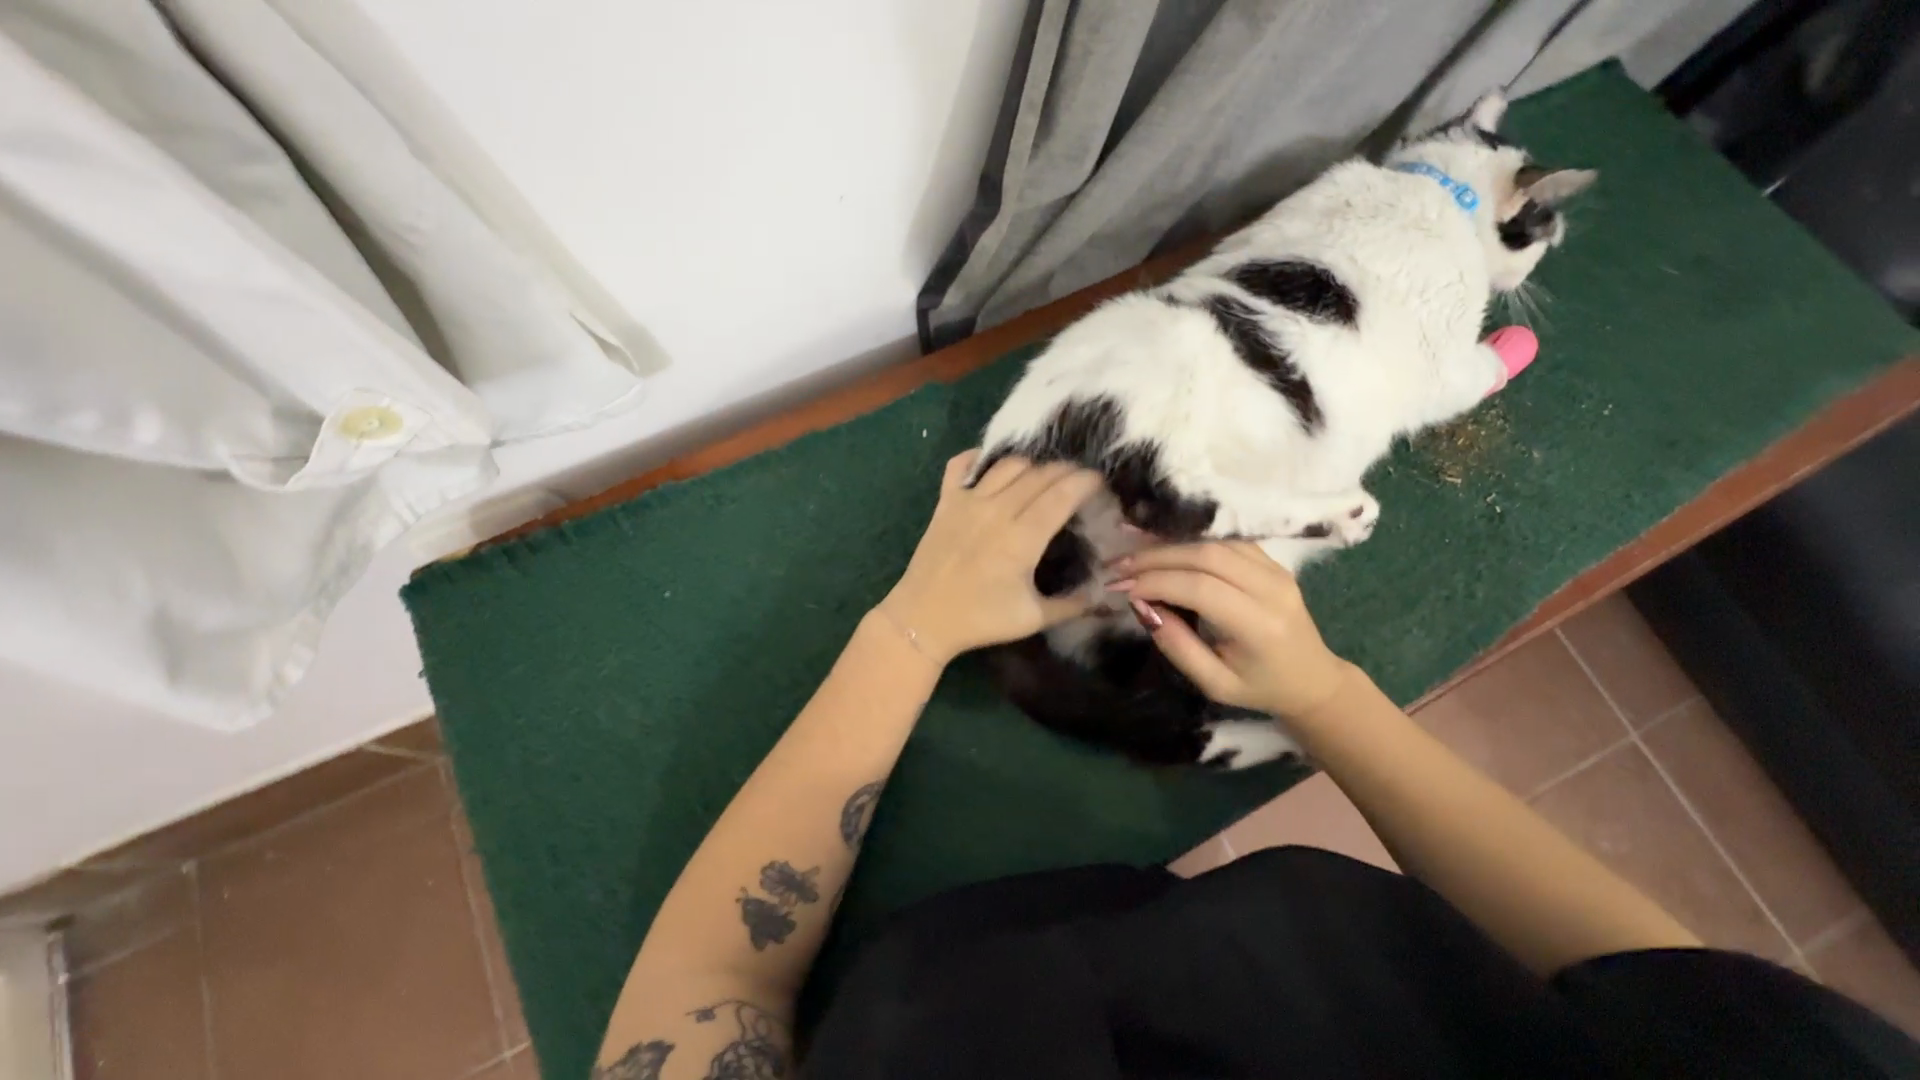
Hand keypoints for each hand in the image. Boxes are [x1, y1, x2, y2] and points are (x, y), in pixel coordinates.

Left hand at [877, 452, 1103, 664]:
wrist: (922, 619)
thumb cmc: (980, 620)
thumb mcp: (1033, 618)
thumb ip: (1073, 604)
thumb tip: (1105, 594)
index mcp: (1022, 538)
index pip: (1062, 493)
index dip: (1086, 481)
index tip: (1099, 481)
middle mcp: (997, 510)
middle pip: (1040, 474)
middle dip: (1066, 470)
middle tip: (1078, 478)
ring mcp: (968, 501)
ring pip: (1008, 464)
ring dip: (1032, 464)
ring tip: (1043, 474)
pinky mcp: (945, 501)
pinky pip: (961, 465)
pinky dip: (979, 458)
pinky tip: (993, 467)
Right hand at [1112, 542, 1354, 717]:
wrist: (1312, 679)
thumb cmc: (1259, 688)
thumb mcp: (1214, 684)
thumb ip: (1178, 646)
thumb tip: (1143, 606)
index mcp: (1259, 626)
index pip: (1200, 588)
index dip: (1156, 582)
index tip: (1121, 588)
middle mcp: (1272, 590)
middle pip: (1207, 555)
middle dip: (1156, 557)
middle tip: (1119, 567)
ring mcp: (1277, 571)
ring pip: (1216, 542)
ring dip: (1171, 546)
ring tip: (1136, 555)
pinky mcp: (1274, 563)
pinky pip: (1228, 541)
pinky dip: (1192, 543)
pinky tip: (1167, 550)